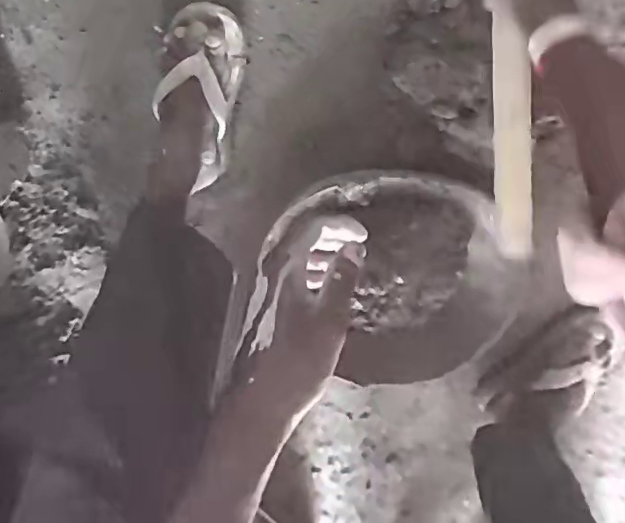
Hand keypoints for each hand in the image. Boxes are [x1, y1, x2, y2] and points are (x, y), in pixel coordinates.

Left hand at [248, 215, 366, 419]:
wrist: (261, 400)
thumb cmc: (299, 360)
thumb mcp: (330, 319)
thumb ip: (341, 279)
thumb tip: (353, 247)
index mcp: (285, 265)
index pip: (312, 227)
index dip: (340, 225)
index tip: (363, 235)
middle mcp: (271, 267)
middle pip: (300, 234)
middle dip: (330, 233)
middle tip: (356, 242)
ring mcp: (266, 283)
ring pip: (295, 252)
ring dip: (321, 250)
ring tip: (346, 261)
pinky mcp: (267, 300)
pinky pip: (291, 269)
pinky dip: (311, 268)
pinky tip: (327, 284)